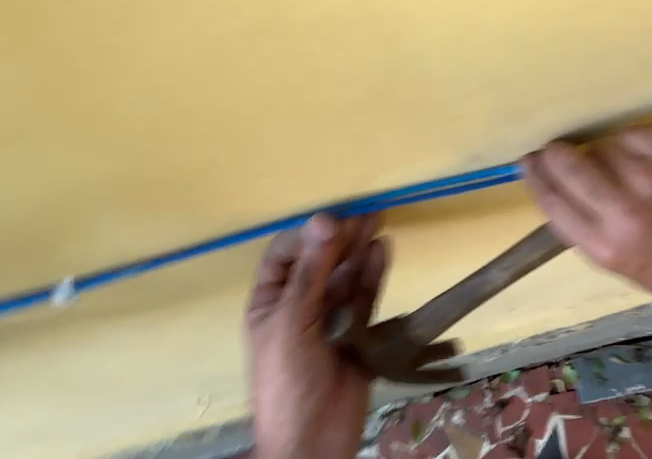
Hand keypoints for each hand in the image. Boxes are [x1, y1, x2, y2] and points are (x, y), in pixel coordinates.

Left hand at [245, 212, 385, 458]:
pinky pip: (364, 297)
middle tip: (366, 216)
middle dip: (340, 238)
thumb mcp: (291, 322)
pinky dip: (373, 275)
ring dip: (359, 251)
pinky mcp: (356, 333)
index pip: (285, 255)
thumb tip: (324, 220)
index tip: (331, 225)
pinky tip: (382, 252)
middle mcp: (298, 305)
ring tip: (378, 223)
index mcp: (270, 302)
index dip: (307, 236)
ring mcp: (328, 319)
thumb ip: (311, 272)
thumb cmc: (287, 382)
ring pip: (345, 275)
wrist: (312, 443)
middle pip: (320, 261)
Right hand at [521, 129, 651, 305]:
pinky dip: (631, 143)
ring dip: (602, 153)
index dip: (535, 176)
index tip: (527, 161)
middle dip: (556, 153)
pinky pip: (632, 135)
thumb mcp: (620, 264)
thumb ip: (583, 227)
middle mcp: (625, 213)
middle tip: (557, 150)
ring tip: (619, 168)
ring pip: (602, 147)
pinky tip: (641, 158)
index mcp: (606, 246)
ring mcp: (651, 180)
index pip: (552, 200)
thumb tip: (549, 184)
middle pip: (568, 164)